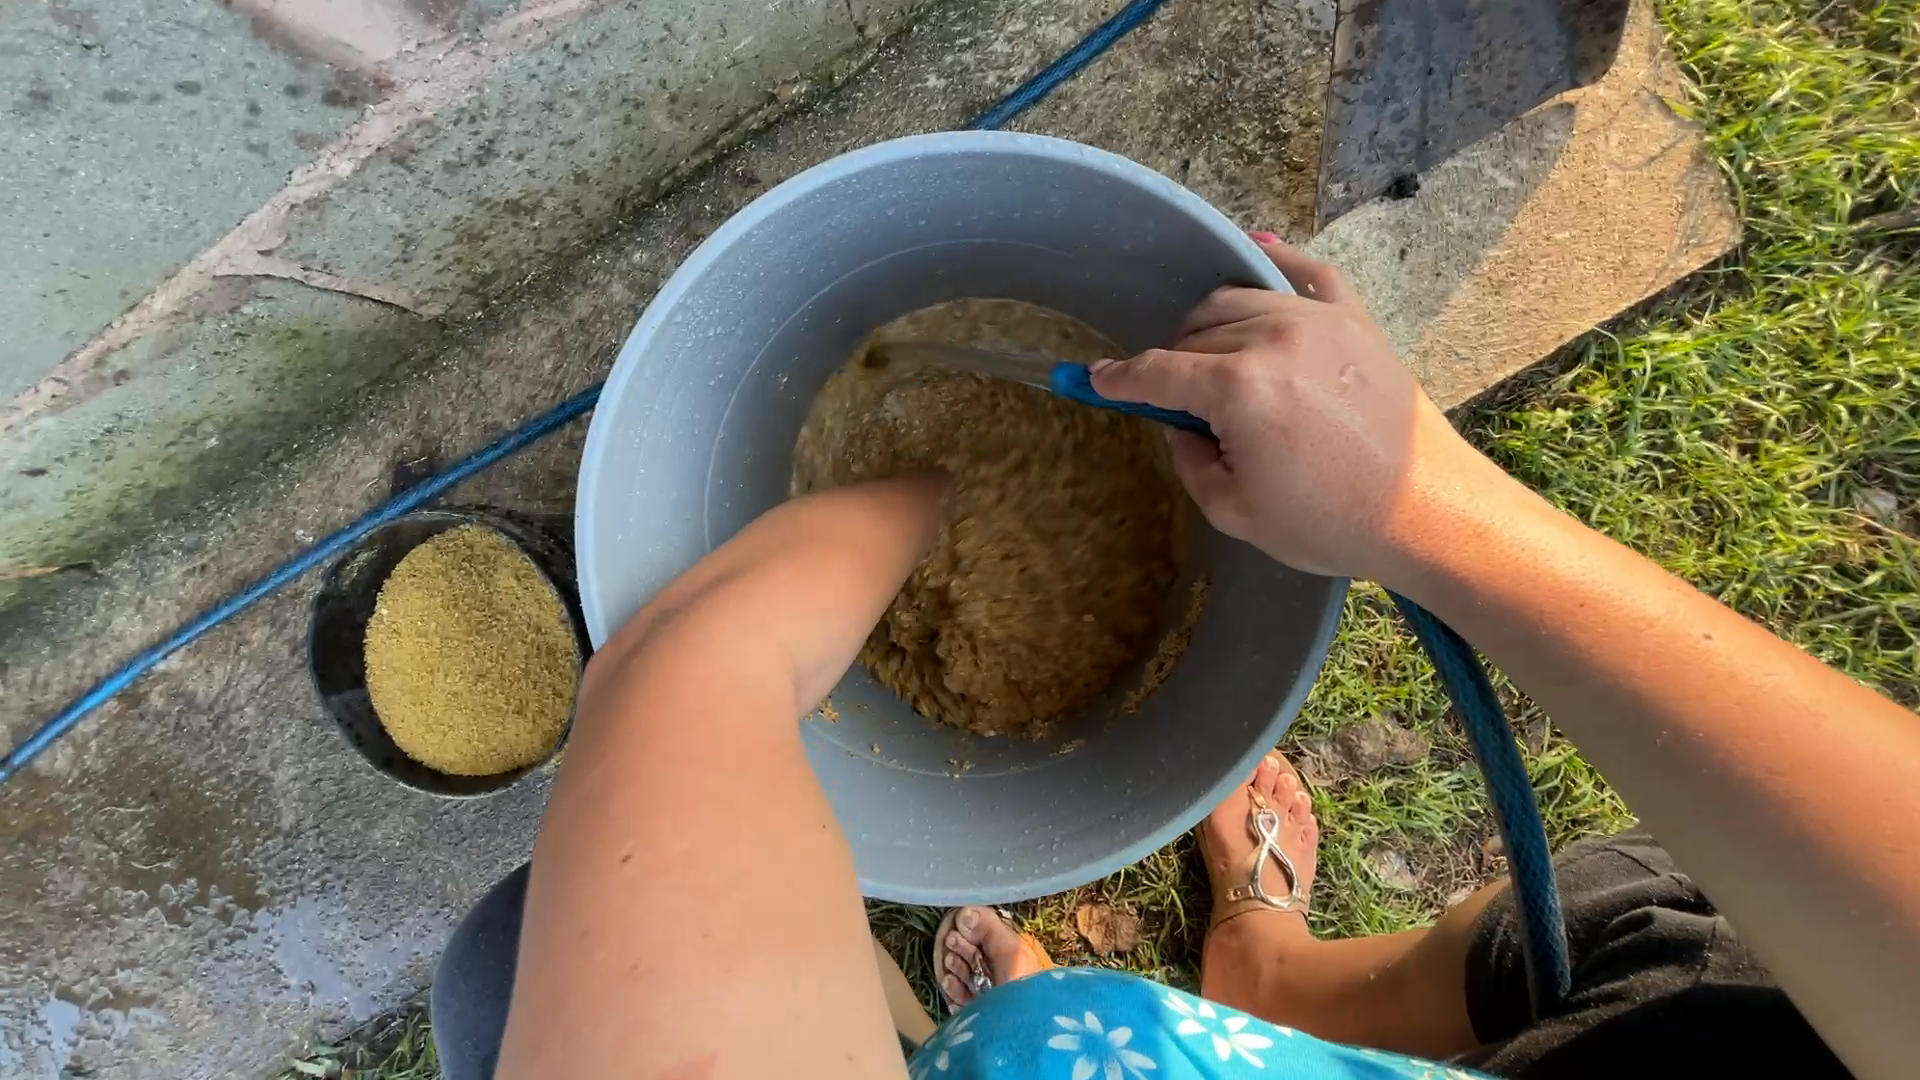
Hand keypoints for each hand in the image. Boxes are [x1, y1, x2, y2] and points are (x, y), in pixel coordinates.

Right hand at [1090, 235, 1481, 580]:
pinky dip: (1276, 261)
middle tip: (1172, 400)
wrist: (1429, 513)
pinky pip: (1308, 272)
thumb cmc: (1327, 523)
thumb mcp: (1233, 510)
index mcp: (1239, 388)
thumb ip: (1188, 459)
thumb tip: (1180, 424)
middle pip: (1193, 335)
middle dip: (1170, 365)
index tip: (1096, 378)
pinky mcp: (1356, 320)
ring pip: (1234, 302)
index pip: (1158, 372)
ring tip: (1206, 360)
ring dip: (1205, 329)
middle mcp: (1273, 338)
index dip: (1120, 378)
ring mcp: (1319, 320)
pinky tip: (1257, 253)